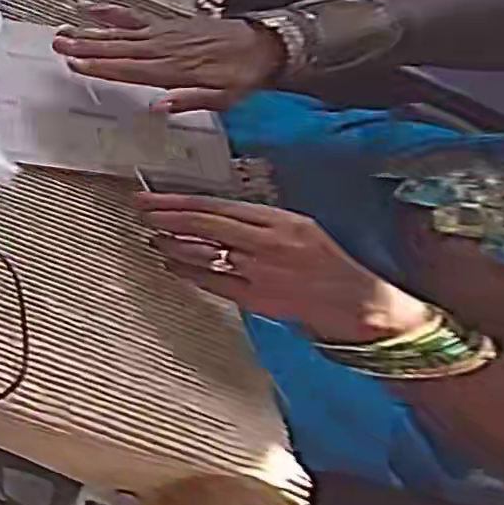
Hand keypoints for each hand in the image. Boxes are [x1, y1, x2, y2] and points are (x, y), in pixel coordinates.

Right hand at [53, 4, 283, 111]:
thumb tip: (160, 107)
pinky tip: (92, 10)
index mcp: (173, 70)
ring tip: (63, 33)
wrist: (268, 45)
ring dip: (89, 34)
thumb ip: (192, 100)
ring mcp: (162, 34)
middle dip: (85, 47)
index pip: (127, 69)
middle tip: (58, 45)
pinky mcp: (164, 25)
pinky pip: (133, 18)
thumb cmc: (242, 75)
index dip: (99, 67)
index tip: (76, 65)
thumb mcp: (226, 97)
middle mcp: (163, 49)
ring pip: (118, 34)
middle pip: (116, 49)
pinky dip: (111, 14)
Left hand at [136, 194, 432, 342]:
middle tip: (141, 213)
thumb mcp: (296, 227)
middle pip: (203, 225)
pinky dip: (182, 270)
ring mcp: (261, 273)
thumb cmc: (325, 261)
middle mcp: (270, 245)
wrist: (361, 306)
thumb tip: (199, 211)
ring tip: (154, 237)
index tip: (148, 198)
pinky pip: (206, 280)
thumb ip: (250, 218)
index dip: (175, 201)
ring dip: (169, 244)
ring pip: (199, 253)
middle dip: (164, 217)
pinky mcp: (254, 298)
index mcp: (282, 222)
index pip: (215, 206)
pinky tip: (170, 263)